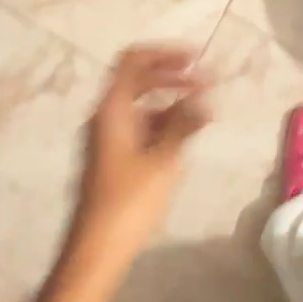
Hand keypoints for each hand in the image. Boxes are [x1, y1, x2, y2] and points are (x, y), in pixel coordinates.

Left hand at [70, 47, 211, 266]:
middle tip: (206, 79)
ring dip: (171, 99)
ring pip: (140, 104)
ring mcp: (108, 137)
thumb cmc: (129, 201)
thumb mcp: (163, 160)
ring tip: (203, 106)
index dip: (164, 53)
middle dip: (172, 74)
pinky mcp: (114, 156)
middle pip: (137, 79)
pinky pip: (140, 125)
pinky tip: (186, 132)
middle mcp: (106, 116)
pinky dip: (163, 120)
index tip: (196, 57)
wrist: (96, 248)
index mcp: (112, 109)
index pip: (133, 61)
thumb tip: (205, 97)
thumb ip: (184, 124)